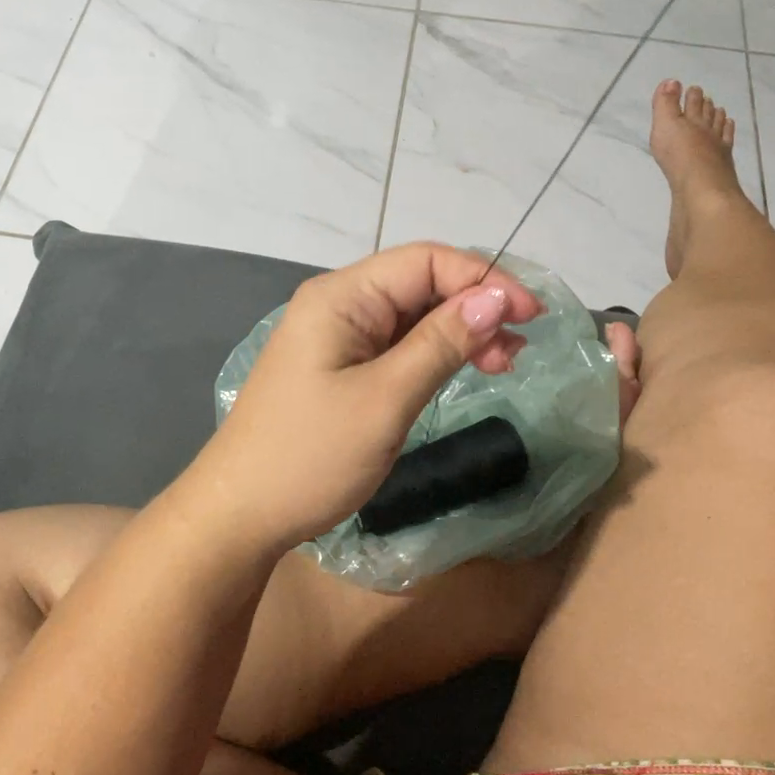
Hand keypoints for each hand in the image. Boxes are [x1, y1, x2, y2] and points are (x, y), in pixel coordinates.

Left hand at [176, 243, 544, 550]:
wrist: (241, 513)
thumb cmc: (309, 456)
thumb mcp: (384, 399)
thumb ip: (441, 344)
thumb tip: (496, 297)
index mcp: (341, 297)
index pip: (425, 260)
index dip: (484, 279)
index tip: (532, 316)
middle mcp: (339, 305)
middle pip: (421, 284)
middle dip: (475, 307)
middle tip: (518, 351)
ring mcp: (338, 338)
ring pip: (414, 317)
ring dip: (461, 333)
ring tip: (502, 365)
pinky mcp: (341, 369)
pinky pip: (398, 347)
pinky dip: (436, 355)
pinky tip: (465, 371)